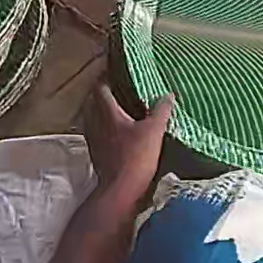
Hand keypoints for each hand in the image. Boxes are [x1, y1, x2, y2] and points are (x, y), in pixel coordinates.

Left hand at [85, 85, 173, 201]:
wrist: (120, 190)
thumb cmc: (136, 157)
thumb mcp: (154, 131)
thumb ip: (161, 111)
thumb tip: (168, 94)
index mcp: (107, 113)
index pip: (101, 88)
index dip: (105, 77)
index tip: (114, 71)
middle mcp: (95, 123)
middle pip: (94, 102)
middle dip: (103, 93)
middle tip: (117, 87)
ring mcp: (93, 140)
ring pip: (94, 118)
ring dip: (102, 111)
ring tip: (118, 107)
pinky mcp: (96, 154)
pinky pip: (98, 133)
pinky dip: (105, 127)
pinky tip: (117, 131)